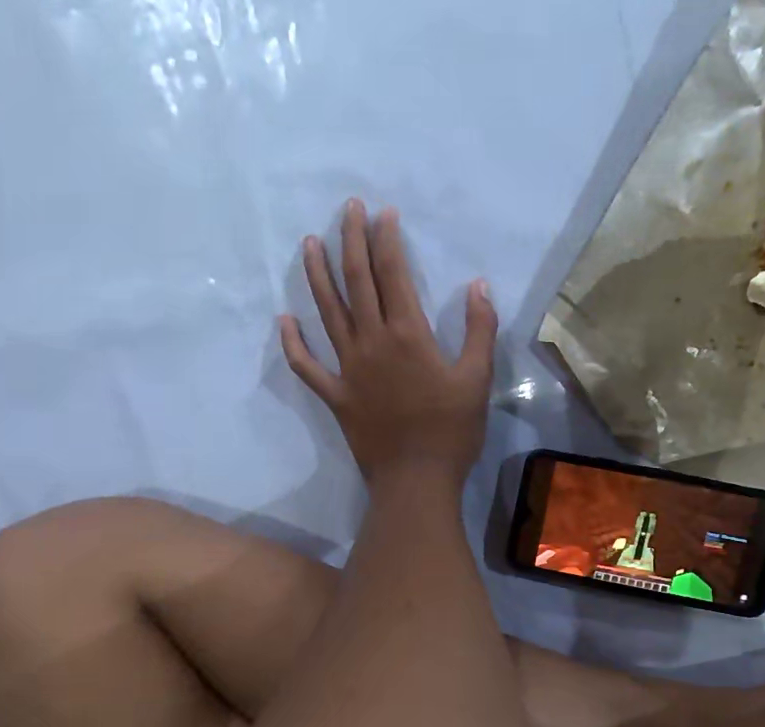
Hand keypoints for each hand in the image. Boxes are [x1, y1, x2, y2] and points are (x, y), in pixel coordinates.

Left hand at [281, 199, 496, 487]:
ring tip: (310, 243)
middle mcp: (371, 342)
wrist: (416, 479)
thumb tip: (478, 286)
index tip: (383, 213)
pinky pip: (307, 365)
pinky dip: (294, 342)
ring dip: (317, 275)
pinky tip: (285, 320)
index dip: (387, 240)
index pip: (392, 274)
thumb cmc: (452, 431)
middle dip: (351, 240)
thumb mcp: (477, 379)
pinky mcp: (335, 395)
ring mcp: (347, 368)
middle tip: (346, 208)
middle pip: (356, 282)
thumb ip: (479, 330)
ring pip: (327, 312)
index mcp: (407, 335)